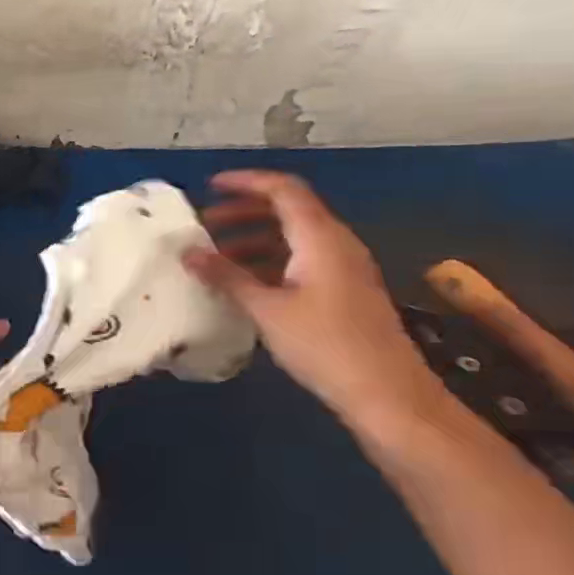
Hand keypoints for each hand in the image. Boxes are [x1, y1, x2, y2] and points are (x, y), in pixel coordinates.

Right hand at [182, 170, 441, 420]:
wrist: (385, 392)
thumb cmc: (323, 344)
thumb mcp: (267, 309)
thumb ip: (226, 276)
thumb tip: (188, 252)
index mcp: (320, 237)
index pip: (283, 190)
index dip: (246, 182)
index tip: (209, 187)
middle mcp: (335, 243)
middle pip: (288, 211)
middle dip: (243, 212)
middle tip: (204, 226)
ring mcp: (343, 268)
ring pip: (293, 238)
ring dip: (253, 240)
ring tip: (216, 258)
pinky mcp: (343, 292)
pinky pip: (301, 261)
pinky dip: (269, 262)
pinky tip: (244, 285)